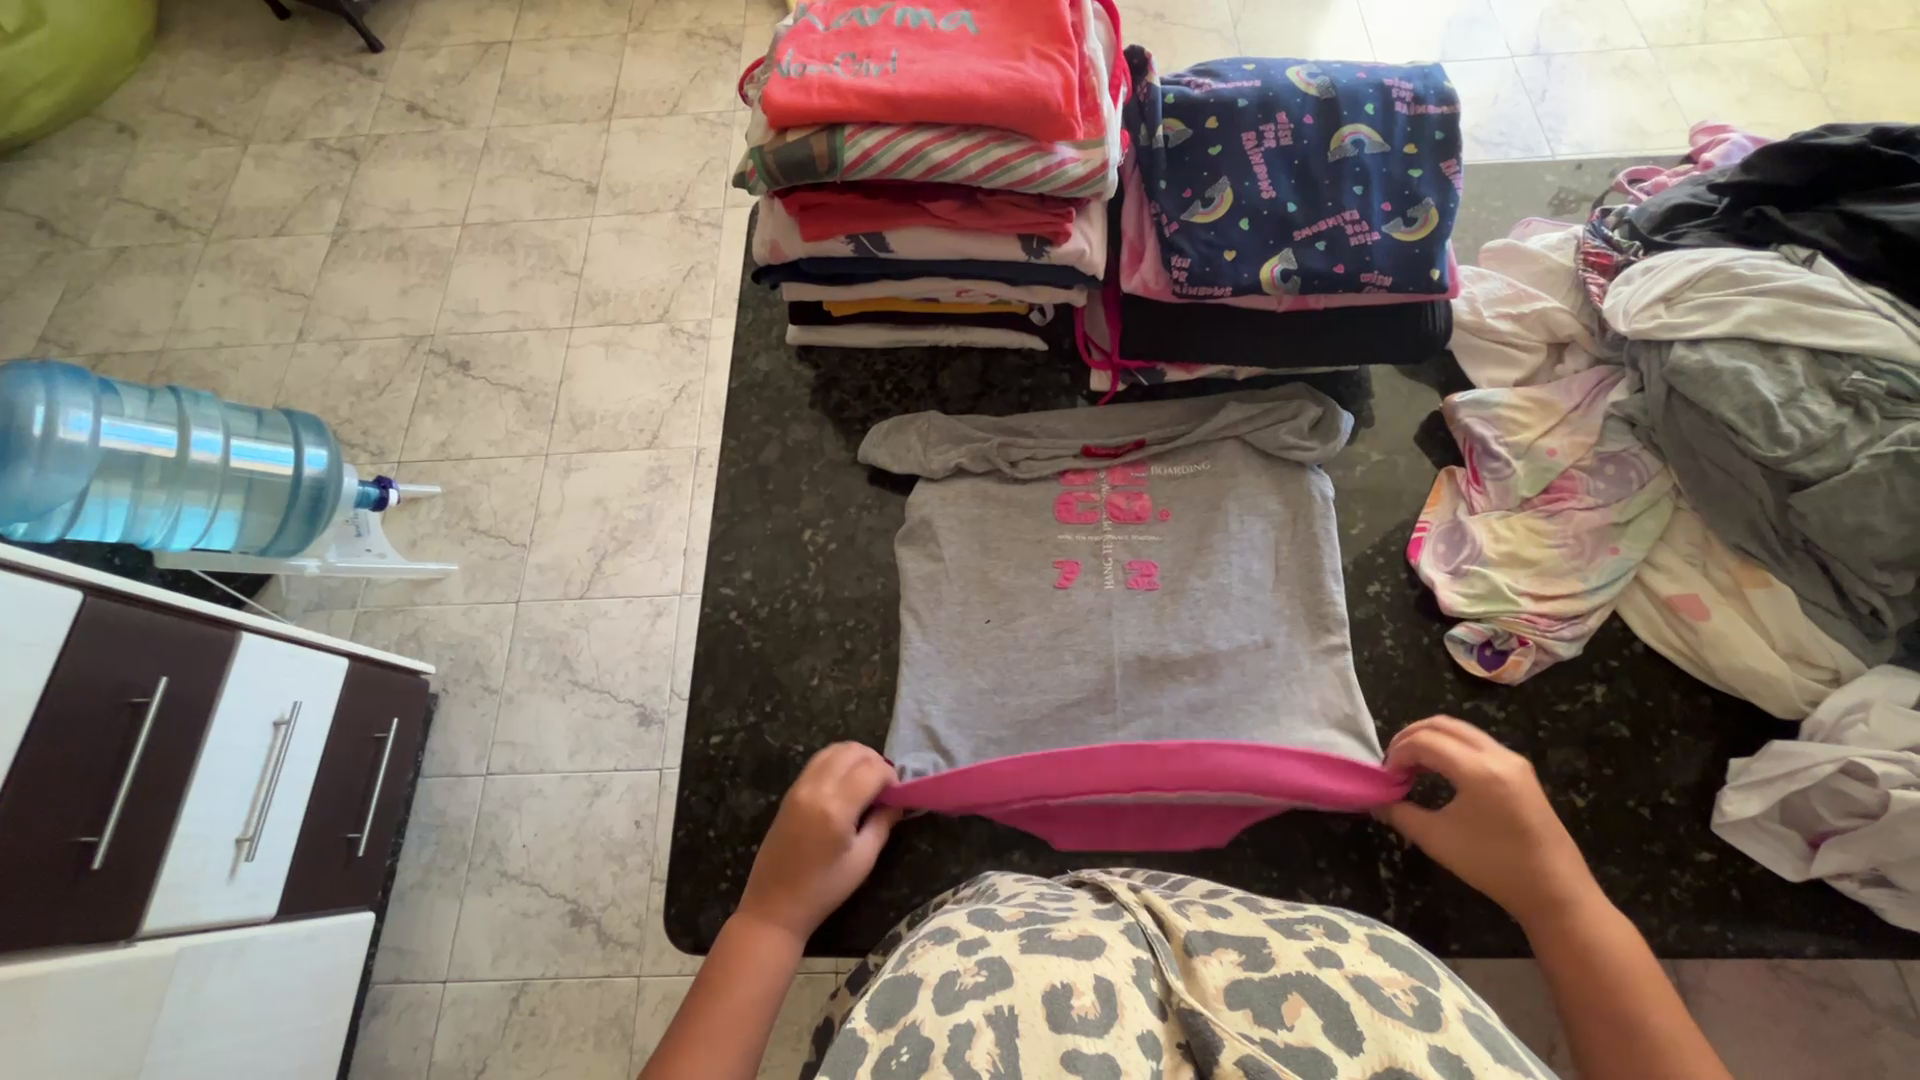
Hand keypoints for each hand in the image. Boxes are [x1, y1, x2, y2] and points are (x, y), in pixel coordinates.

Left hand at [736, 742, 902, 942]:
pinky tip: (846, 785)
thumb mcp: (863, 860)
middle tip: (884, 787)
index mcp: (835, 807)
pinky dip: (837, 762)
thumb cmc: (824, 889)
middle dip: (875, 761)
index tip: (897, 795)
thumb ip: (883, 823)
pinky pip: (818, 761)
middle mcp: (815, 788)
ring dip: (856, 758)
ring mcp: (799, 787)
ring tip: (866, 783)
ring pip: (834, 749)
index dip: (891, 776)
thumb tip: (897, 801)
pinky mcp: (790, 791)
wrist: (774, 906)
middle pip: (853, 751)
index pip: (872, 769)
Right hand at [1374, 716, 1606, 929]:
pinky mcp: (1521, 772)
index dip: (1397, 753)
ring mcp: (1514, 762)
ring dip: (1430, 740)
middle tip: (1394, 764)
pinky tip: (1440, 773)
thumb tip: (1377, 801)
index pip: (1424, 741)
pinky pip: (1476, 743)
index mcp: (1479, 770)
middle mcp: (1498, 756)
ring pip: (1461, 730)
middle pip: (1442, 725)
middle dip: (1409, 738)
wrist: (1556, 892)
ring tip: (1413, 767)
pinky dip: (1450, 747)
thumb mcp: (1437, 839)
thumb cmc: (1493, 865)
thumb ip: (1400, 813)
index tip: (1387, 778)